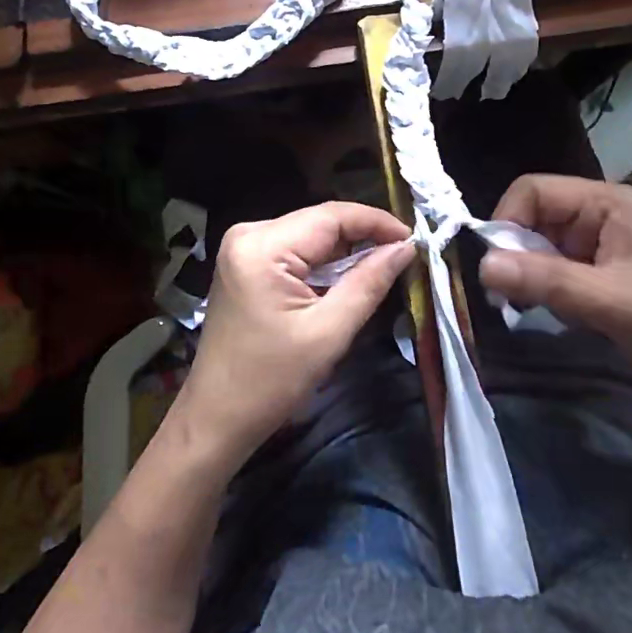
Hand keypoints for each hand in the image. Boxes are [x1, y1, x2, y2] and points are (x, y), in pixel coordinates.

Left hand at [175, 201, 415, 461]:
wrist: (217, 417)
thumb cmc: (271, 381)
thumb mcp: (329, 332)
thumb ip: (369, 282)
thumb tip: (405, 247)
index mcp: (262, 246)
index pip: (331, 215)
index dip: (376, 222)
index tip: (413, 239)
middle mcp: (248, 234)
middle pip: (319, 222)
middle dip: (362, 236)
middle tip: (403, 255)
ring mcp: (242, 247)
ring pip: (309, 235)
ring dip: (345, 250)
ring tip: (383, 266)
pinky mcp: (244, 263)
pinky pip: (294, 250)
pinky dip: (322, 263)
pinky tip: (346, 278)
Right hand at [479, 174, 631, 447]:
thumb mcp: (612, 302)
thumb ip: (546, 280)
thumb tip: (481, 265)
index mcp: (607, 203)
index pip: (533, 190)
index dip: (507, 220)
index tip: (495, 265)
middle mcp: (599, 217)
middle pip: (532, 218)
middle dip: (516, 254)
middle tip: (508, 296)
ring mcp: (599, 249)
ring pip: (538, 249)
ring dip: (528, 277)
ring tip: (533, 308)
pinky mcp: (599, 279)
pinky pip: (552, 274)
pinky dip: (543, 292)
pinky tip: (555, 316)